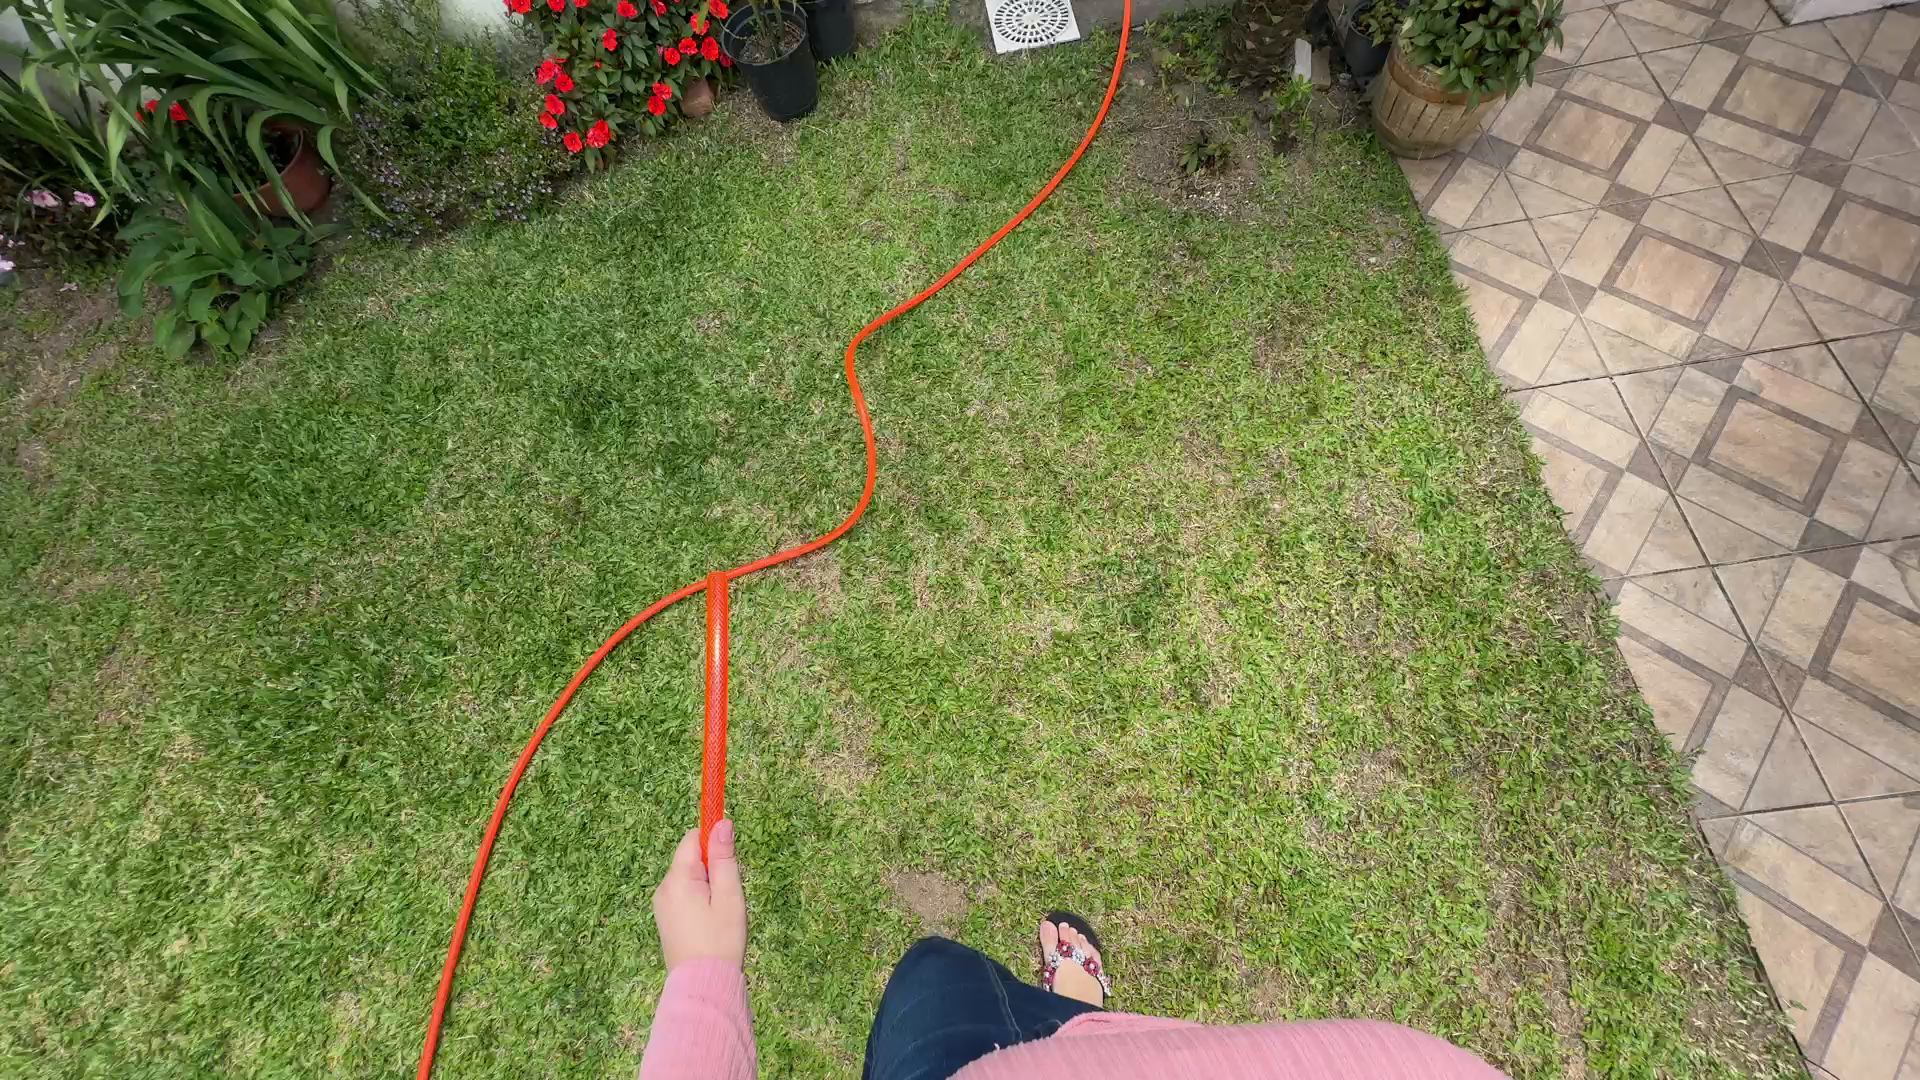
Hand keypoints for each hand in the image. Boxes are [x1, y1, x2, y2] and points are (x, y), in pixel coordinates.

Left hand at [651, 818, 746, 972]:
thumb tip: (722, 822)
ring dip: (708, 884)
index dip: (713, 840)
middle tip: (728, 893)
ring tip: (721, 911)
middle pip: (691, 858)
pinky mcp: (666, 920)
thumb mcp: (728, 893)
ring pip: (690, 877)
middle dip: (713, 866)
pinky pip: (685, 894)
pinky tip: (711, 921)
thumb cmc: (720, 938)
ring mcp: (662, 906)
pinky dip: (700, 898)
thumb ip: (724, 856)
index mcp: (677, 879)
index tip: (729, 858)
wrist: (703, 987)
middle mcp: (663, 889)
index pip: (692, 839)